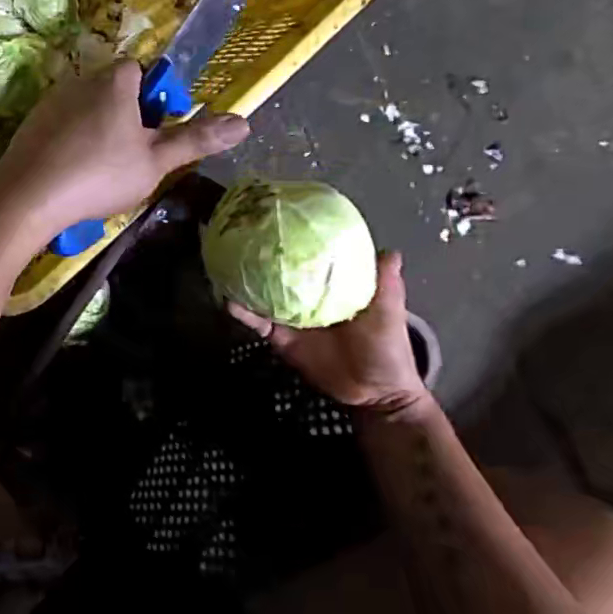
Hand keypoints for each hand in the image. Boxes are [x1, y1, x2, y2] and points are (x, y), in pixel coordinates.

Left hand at [0, 61, 249, 235]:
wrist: (28, 195)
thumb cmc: (99, 174)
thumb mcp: (155, 161)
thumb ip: (196, 140)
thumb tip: (243, 122)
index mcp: (114, 80)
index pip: (142, 70)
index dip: (157, 96)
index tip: (161, 129)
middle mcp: (80, 80)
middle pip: (115, 89)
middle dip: (131, 116)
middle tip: (138, 154)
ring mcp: (52, 100)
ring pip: (88, 108)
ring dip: (102, 130)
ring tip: (107, 170)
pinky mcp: (32, 123)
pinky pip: (64, 125)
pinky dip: (75, 142)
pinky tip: (76, 173)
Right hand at [228, 250, 429, 417]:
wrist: (375, 395)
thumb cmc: (387, 350)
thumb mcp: (389, 312)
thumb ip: (387, 284)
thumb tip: (389, 250)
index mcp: (330, 286)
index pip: (309, 257)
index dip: (294, 240)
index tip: (277, 217)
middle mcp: (305, 296)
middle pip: (278, 271)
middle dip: (258, 254)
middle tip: (238, 233)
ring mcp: (290, 316)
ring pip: (260, 292)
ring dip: (243, 279)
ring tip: (223, 260)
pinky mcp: (279, 337)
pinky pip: (257, 321)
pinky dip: (241, 311)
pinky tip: (228, 301)